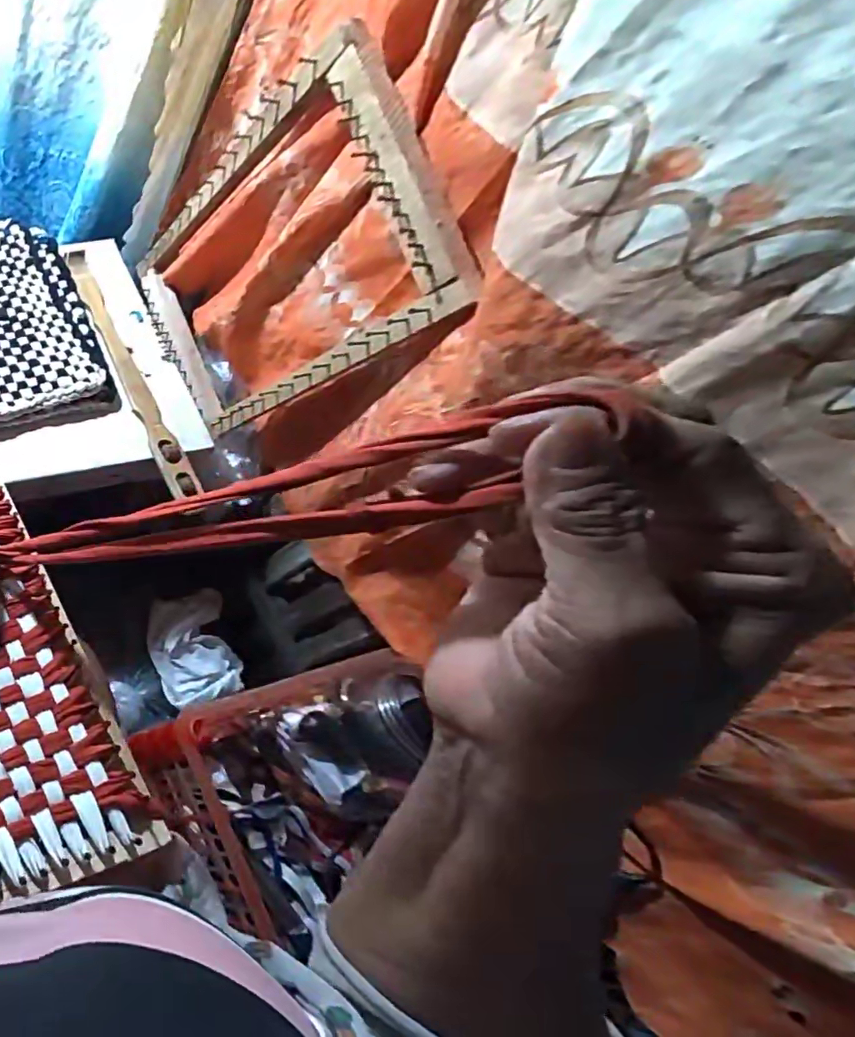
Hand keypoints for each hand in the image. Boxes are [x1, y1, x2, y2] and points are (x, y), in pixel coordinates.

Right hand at [408, 379, 851, 808]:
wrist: (507, 760)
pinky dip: (463, 484)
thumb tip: (567, 423)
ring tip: (431, 476)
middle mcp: (690, 537)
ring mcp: (605, 541)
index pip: (698, 454)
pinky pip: (504, 495)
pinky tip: (426, 490)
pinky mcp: (533, 550)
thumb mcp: (610, 620)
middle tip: (477, 437)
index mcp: (757, 557)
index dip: (614, 426)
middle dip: (546, 434)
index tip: (522, 423)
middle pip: (624, 447)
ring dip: (490, 460)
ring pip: (554, 465)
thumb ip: (595, 521)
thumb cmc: (590, 711)